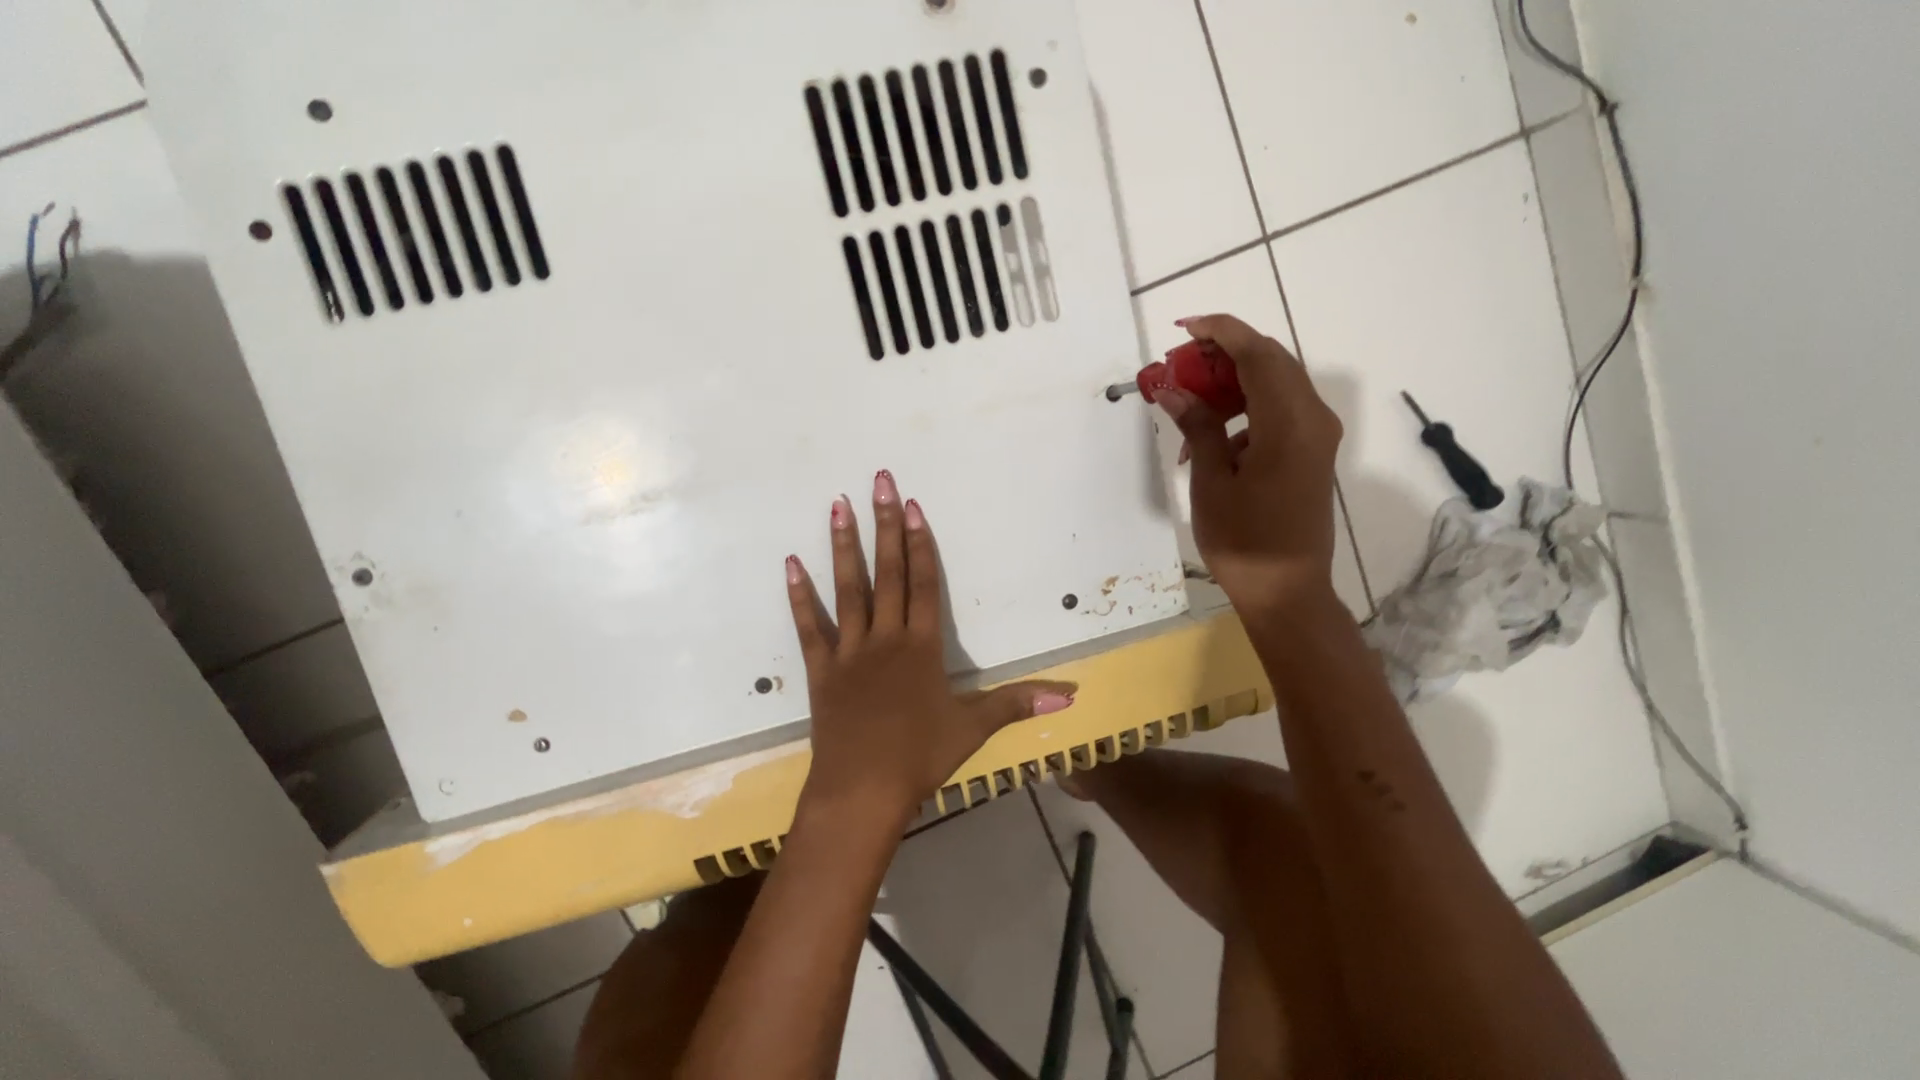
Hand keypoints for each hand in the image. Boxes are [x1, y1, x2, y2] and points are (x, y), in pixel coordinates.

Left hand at [785, 471, 1076, 821]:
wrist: (862, 789)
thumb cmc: (920, 757)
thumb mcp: (974, 728)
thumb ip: (1017, 703)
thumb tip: (1071, 695)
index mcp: (922, 647)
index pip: (924, 584)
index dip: (919, 543)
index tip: (912, 505)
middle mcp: (886, 638)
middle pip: (887, 574)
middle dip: (884, 526)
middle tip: (878, 482)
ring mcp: (850, 652)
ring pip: (847, 590)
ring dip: (843, 546)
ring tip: (837, 504)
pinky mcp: (822, 671)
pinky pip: (809, 627)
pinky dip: (799, 597)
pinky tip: (790, 564)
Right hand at [1158, 315, 1344, 623]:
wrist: (1287, 590)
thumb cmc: (1244, 539)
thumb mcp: (1212, 480)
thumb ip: (1198, 425)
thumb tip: (1173, 388)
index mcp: (1289, 422)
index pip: (1258, 354)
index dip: (1222, 332)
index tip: (1184, 328)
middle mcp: (1312, 418)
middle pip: (1269, 361)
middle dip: (1222, 356)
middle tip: (1178, 368)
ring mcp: (1317, 434)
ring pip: (1274, 384)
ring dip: (1231, 385)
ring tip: (1187, 408)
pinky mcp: (1312, 450)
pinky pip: (1279, 410)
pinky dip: (1244, 411)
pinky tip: (1211, 441)